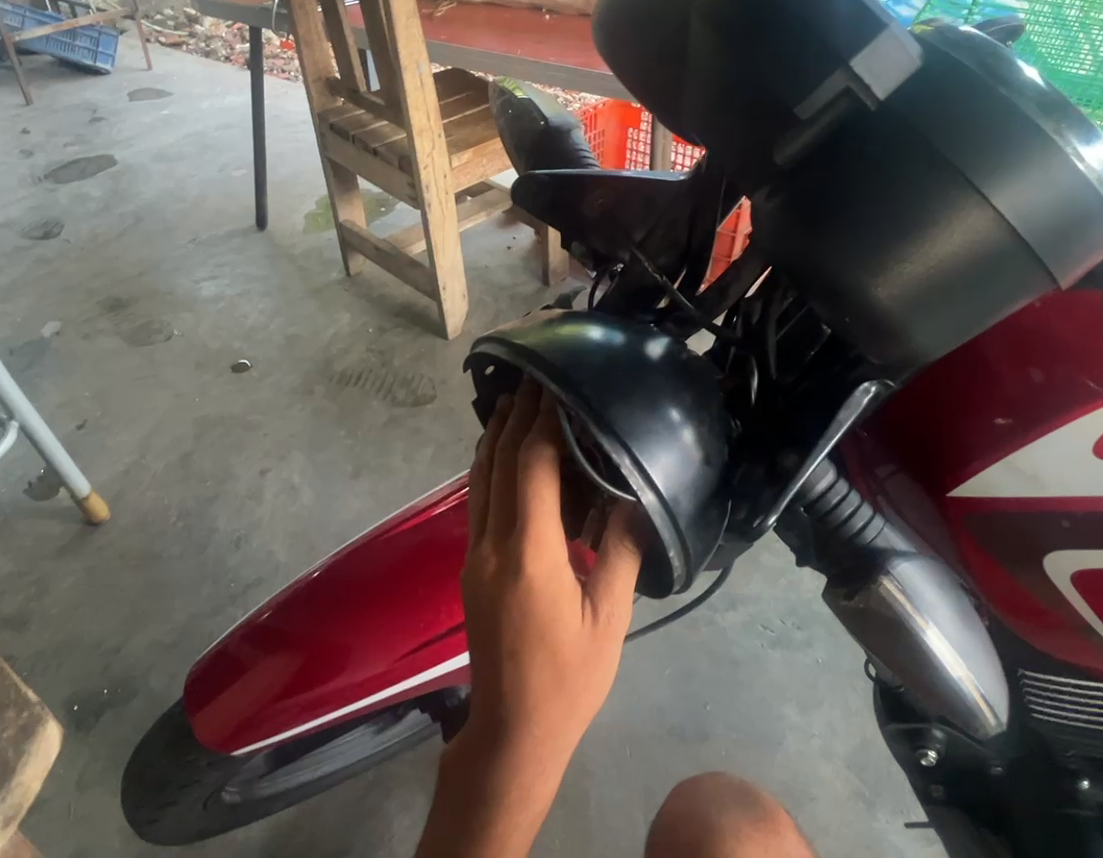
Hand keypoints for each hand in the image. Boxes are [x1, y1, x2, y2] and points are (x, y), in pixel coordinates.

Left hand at [415, 380, 642, 857]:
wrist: (513, 729)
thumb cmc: (569, 679)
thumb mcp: (607, 618)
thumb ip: (620, 550)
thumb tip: (631, 495)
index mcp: (528, 554)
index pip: (532, 468)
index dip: (543, 420)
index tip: (555, 382)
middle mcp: (491, 544)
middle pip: (497, 462)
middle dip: (515, 414)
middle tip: (534, 373)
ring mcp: (474, 554)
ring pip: (479, 478)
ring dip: (496, 435)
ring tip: (515, 399)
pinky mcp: (470, 565)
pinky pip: (478, 499)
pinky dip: (491, 465)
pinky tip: (505, 454)